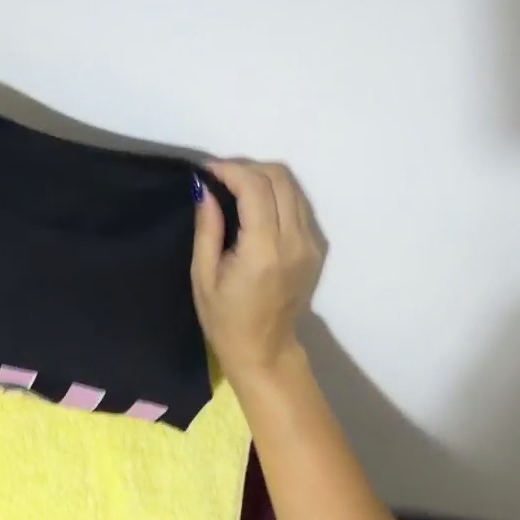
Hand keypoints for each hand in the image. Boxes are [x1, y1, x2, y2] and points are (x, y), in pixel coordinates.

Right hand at [191, 160, 326, 381]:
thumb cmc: (225, 321)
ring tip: (236, 189)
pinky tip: (255, 209)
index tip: (208, 171)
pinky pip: (297, 207)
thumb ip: (207, 229)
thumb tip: (206, 190)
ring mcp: (309, 244)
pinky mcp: (315, 249)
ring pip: (293, 188)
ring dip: (264, 180)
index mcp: (264, 251)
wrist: (264, 351)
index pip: (255, 188)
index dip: (231, 170)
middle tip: (221, 178)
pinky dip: (276, 197)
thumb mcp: (204, 277)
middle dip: (248, 169)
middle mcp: (294, 241)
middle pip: (279, 178)